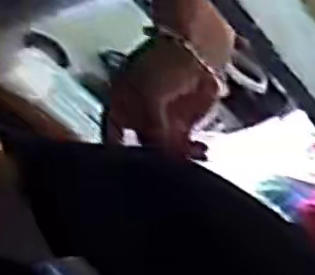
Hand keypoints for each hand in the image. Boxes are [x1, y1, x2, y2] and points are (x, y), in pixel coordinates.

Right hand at [102, 34, 228, 157]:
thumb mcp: (150, 97)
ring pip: (168, 150)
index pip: (112, 134)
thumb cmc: (164, 67)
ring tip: (191, 161)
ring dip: (180, 160)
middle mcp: (139, 117)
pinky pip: (186, 148)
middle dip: (156, 161)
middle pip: (143, 147)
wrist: (196, 61)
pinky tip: (202, 152)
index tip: (130, 168)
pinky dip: (194, 154)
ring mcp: (162, 123)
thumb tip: (159, 152)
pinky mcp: (184, 127)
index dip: (119, 152)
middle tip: (169, 172)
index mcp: (119, 105)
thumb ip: (152, 126)